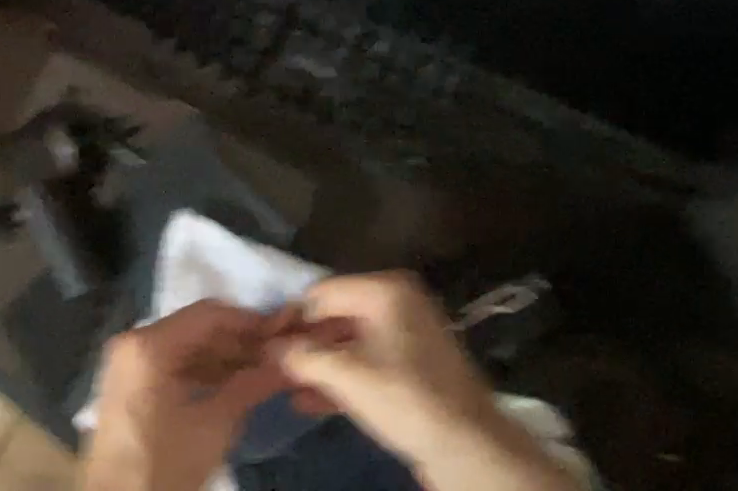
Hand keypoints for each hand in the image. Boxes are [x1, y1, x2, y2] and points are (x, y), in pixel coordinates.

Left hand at [81, 300, 295, 490]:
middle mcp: (134, 340)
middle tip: (275, 354)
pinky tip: (232, 382)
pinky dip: (201, 369)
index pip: (208, 314)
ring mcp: (128, 360)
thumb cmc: (163, 466)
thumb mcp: (213, 427)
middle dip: (236, 340)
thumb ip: (249, 386)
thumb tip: (285, 364)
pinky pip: (171, 362)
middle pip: (195, 327)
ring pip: (185, 344)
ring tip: (261, 369)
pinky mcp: (129, 380)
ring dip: (222, 356)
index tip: (281, 332)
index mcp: (149, 344)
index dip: (247, 321)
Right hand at [273, 272, 573, 490]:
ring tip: (285, 386)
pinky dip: (342, 377)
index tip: (265, 341)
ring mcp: (409, 334)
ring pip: (350, 342)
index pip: (323, 292)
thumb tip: (269, 347)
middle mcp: (398, 302)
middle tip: (273, 365)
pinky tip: (310, 401)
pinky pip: (368, 361)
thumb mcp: (348, 376)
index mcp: (386, 289)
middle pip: (337, 315)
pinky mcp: (414, 366)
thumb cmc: (407, 398)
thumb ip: (305, 357)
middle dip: (305, 344)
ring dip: (319, 365)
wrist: (471, 448)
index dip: (292, 317)